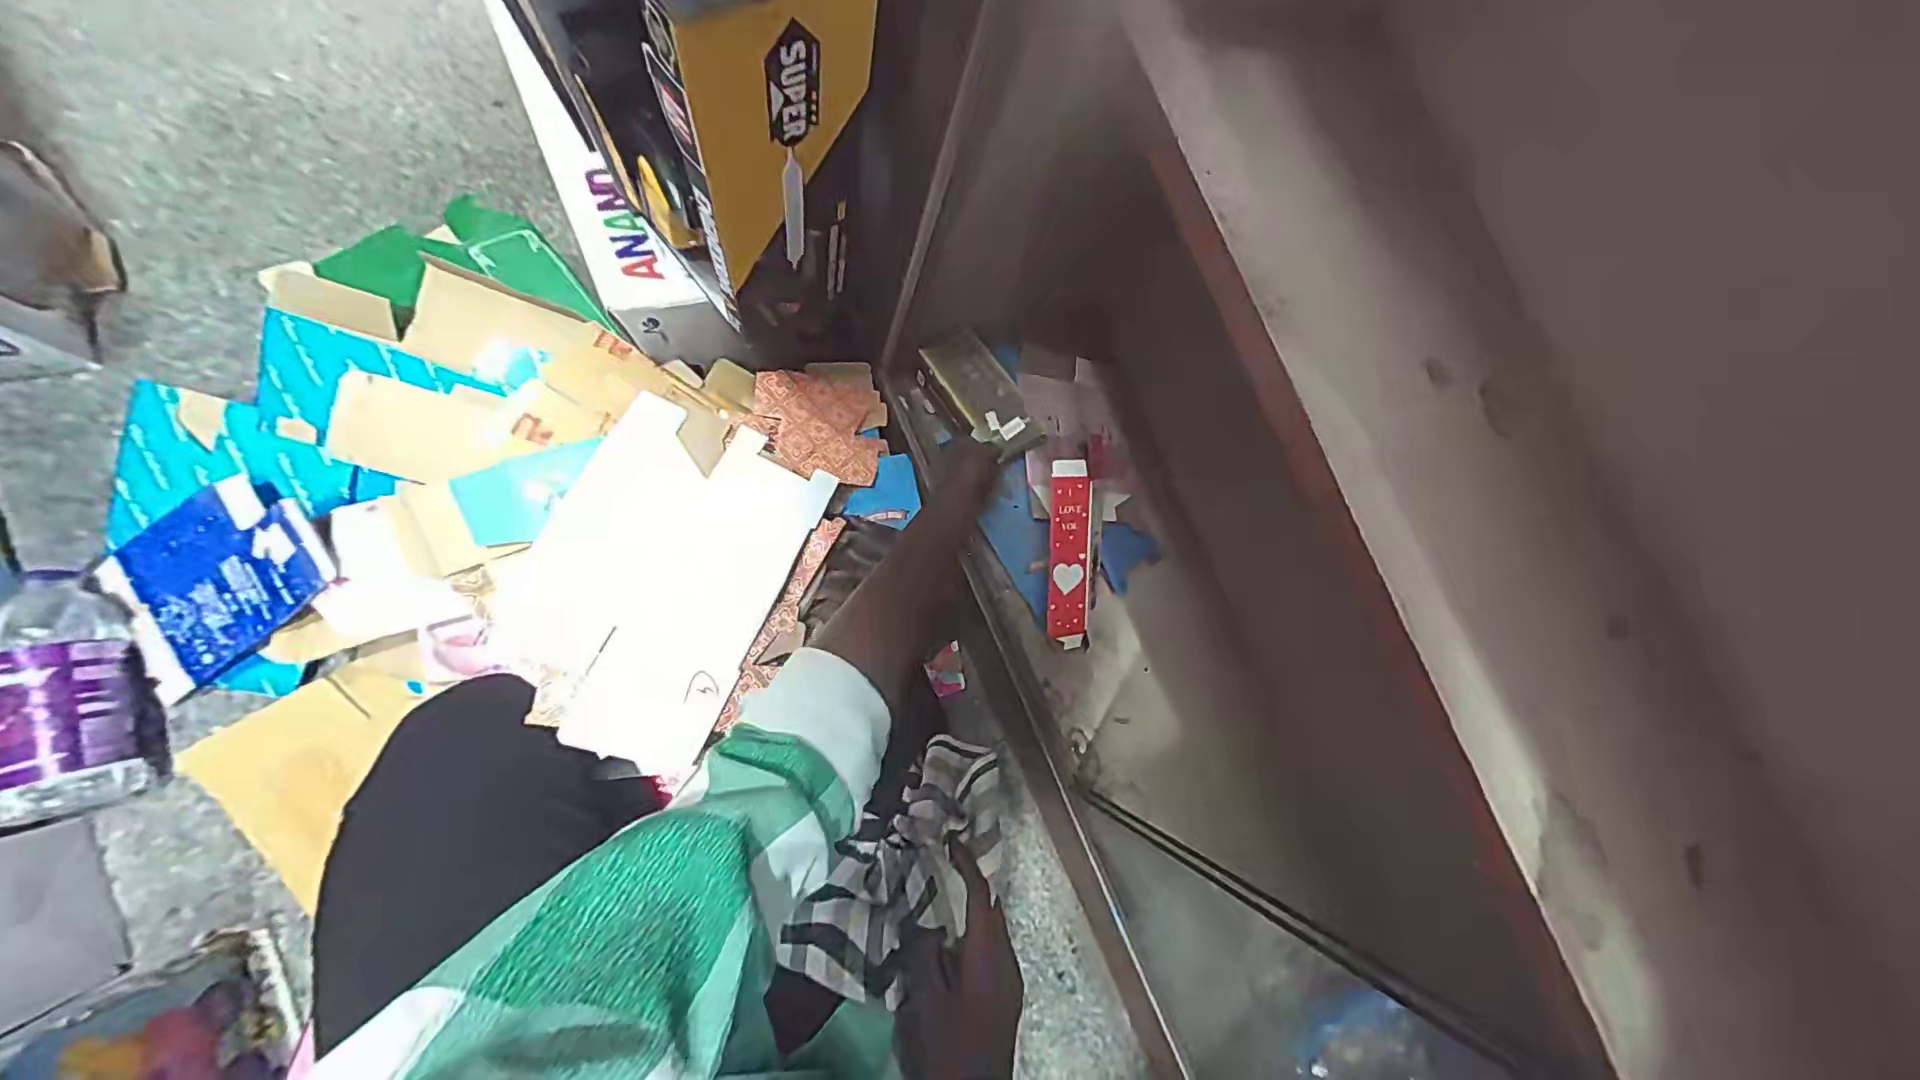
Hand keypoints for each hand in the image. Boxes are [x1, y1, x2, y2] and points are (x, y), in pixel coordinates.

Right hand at [897, 840, 1024, 1079]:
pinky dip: (973, 935)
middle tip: (944, 864)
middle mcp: (1006, 961)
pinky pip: (991, 950)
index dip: (967, 864)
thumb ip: (923, 952)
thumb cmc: (949, 1048)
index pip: (981, 895)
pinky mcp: (1005, 998)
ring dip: (971, 911)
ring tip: (942, 900)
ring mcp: (1010, 982)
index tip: (951, 840)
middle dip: (971, 883)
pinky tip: (950, 945)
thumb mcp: (925, 1000)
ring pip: (992, 930)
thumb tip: (922, 920)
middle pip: (991, 909)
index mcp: (989, 955)